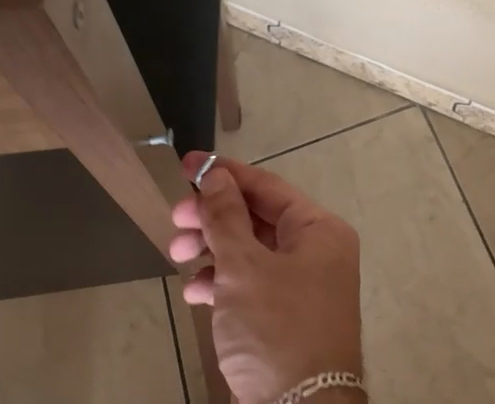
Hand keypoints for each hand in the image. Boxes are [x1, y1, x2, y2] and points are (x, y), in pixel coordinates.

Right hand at [170, 153, 364, 402]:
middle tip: (175, 218)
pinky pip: (252, 285)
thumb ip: (226, 217)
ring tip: (177, 254)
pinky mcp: (286, 318)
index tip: (188, 164)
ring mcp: (303, 287)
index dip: (226, 174)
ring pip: (251, 253)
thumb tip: (216, 175)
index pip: (268, 187)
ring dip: (213, 250)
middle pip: (257, 219)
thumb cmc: (275, 329)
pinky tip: (195, 291)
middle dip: (214, 217)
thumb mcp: (244, 267)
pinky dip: (223, 283)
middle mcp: (317, 252)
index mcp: (319, 231)